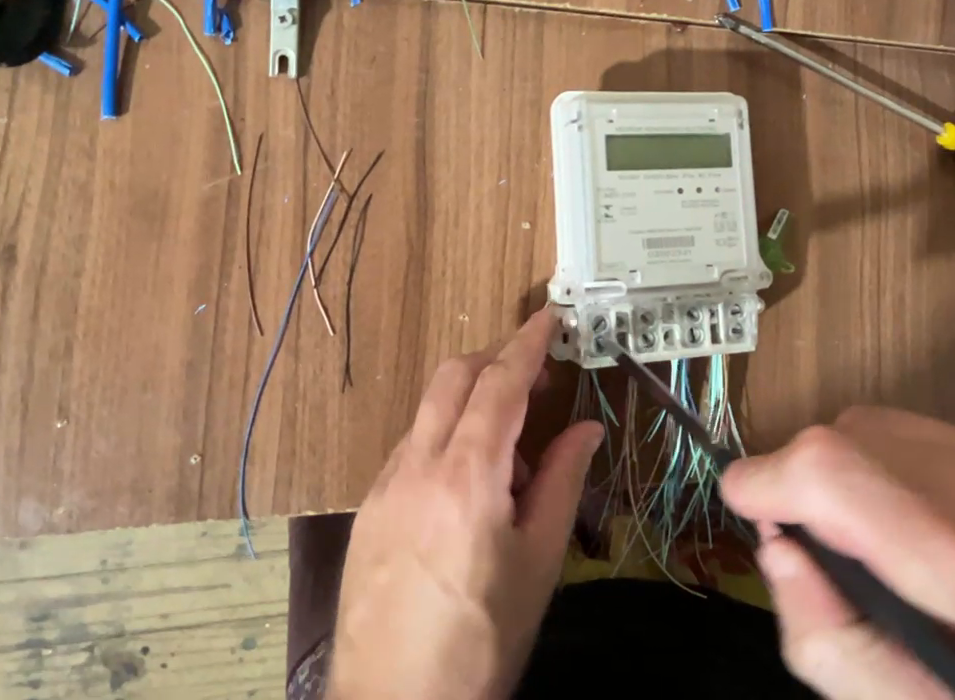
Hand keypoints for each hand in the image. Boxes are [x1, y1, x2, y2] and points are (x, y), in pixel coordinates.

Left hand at [325, 311, 603, 699]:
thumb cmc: (484, 637)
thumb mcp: (540, 561)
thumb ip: (564, 481)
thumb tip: (587, 428)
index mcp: (467, 475)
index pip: (500, 383)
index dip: (527, 344)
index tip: (548, 317)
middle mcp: (417, 465)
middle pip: (452, 377)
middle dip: (496, 359)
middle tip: (538, 377)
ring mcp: (383, 486)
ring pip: (429, 411)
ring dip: (471, 402)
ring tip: (511, 454)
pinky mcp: (367, 511)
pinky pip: (410, 448)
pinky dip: (445, 438)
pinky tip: (468, 486)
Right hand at [722, 408, 954, 699]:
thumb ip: (837, 648)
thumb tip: (778, 554)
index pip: (828, 467)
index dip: (765, 484)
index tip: (755, 525)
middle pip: (842, 435)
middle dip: (805, 486)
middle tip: (824, 560)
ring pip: (875, 425)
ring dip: (846, 473)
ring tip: (874, 547)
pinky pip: (917, 433)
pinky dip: (889, 468)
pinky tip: (921, 531)